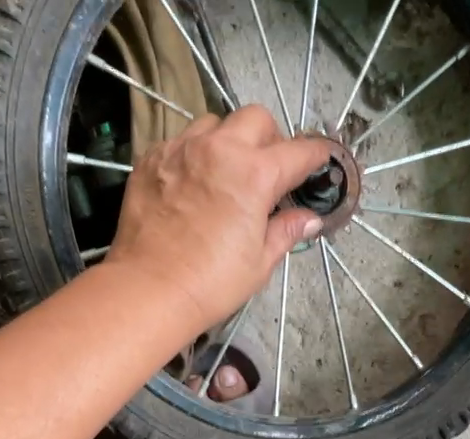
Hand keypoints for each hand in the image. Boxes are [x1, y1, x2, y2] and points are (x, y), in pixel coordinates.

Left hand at [103, 106, 333, 330]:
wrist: (149, 289)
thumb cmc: (210, 283)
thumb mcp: (259, 262)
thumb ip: (285, 231)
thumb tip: (309, 219)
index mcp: (255, 174)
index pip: (297, 151)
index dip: (314, 155)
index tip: (320, 160)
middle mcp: (219, 149)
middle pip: (255, 118)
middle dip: (270, 137)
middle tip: (269, 168)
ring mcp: (181, 149)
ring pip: (214, 124)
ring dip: (228, 140)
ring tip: (227, 172)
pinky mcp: (152, 159)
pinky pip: (180, 142)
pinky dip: (194, 155)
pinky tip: (194, 184)